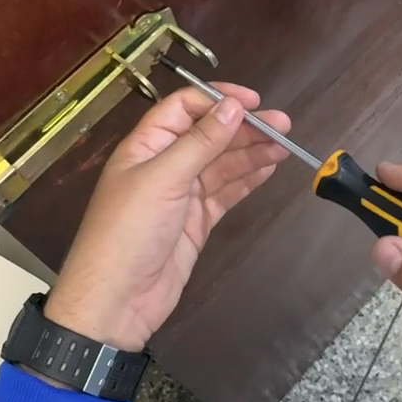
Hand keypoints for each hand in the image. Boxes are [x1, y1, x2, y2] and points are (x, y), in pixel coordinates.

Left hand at [46, 83, 291, 351]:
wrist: (117, 301)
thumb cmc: (128, 232)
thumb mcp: (164, 179)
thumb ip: (201, 142)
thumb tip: (233, 106)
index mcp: (146, 145)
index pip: (184, 108)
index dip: (217, 99)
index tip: (253, 102)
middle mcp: (164, 165)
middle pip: (209, 135)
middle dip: (244, 128)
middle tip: (283, 124)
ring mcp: (181, 194)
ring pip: (222, 164)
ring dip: (252, 153)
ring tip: (285, 145)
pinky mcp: (196, 221)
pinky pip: (225, 192)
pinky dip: (247, 180)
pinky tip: (268, 167)